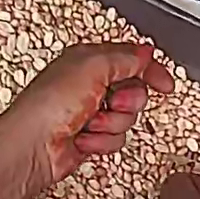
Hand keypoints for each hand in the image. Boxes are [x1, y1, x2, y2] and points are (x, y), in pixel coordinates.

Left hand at [0, 42, 175, 193]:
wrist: (34, 146)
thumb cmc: (52, 104)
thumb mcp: (93, 66)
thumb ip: (126, 57)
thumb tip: (146, 52)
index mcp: (89, 61)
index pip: (130, 60)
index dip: (151, 70)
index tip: (165, 84)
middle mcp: (90, 86)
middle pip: (135, 92)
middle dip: (128, 101)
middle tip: (113, 103)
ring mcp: (90, 114)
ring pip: (127, 120)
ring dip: (112, 124)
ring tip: (90, 124)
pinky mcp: (91, 138)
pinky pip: (115, 139)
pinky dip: (102, 142)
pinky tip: (84, 140)